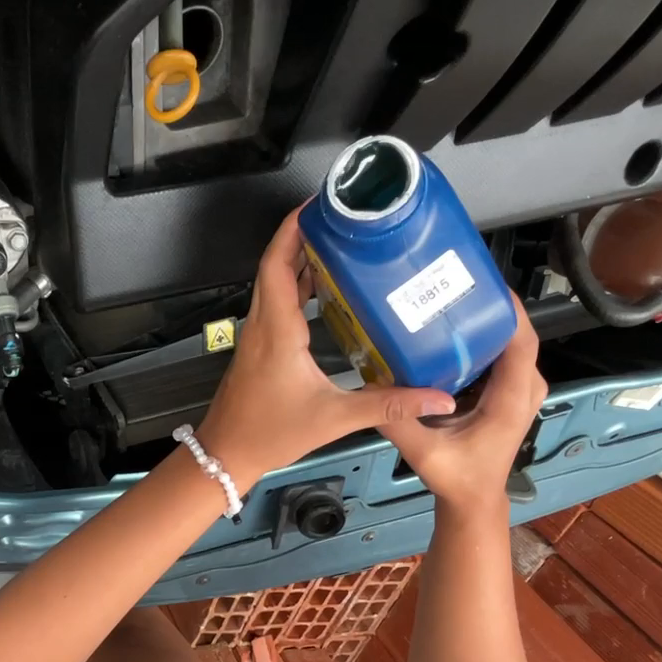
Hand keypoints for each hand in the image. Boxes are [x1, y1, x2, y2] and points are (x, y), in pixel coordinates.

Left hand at [196, 206, 457, 487]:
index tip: (319, 205)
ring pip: (274, 284)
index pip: (278, 263)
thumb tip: (436, 397)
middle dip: (306, 236)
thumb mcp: (333, 418)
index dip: (294, 229)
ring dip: (301, 261)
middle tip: (341, 219)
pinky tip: (322, 291)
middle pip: (277, 265)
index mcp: (276, 330)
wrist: (226, 455)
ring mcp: (257, 337)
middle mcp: (262, 326)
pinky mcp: (259, 349)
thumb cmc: (265, 435)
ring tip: (339, 245)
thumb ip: (387, 404)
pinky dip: (297, 287)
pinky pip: (275, 304)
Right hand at [379, 299, 546, 512]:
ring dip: (483, 326)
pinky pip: (499, 357)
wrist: (473, 499)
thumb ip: (397, 421)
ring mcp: (519, 389)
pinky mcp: (507, 392)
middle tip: (453, 291)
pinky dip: (479, 343)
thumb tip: (367, 386)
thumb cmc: (456, 477)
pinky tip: (449, 336)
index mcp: (511, 400)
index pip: (521, 344)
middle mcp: (524, 389)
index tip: (483, 286)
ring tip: (449, 307)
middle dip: (489, 311)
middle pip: (515, 337)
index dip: (508, 312)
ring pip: (508, 345)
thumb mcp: (423, 453)